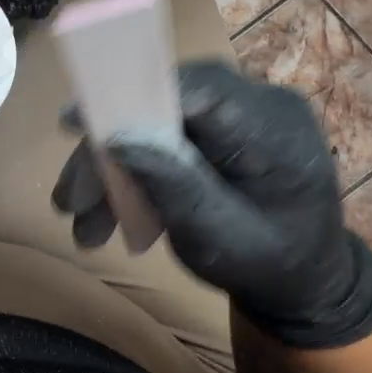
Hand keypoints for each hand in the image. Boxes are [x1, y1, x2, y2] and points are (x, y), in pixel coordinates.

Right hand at [52, 62, 371, 347]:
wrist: (301, 281)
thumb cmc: (268, 263)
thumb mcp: (220, 235)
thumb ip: (175, 185)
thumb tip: (116, 139)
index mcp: (274, 127)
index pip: (198, 91)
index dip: (132, 97)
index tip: (73, 122)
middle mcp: (253, 104)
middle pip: (158, 105)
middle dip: (107, 150)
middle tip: (70, 202)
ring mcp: (229, 112)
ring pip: (146, 120)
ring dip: (106, 167)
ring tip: (79, 219)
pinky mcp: (208, 126)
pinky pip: (152, 133)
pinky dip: (123, 168)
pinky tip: (100, 210)